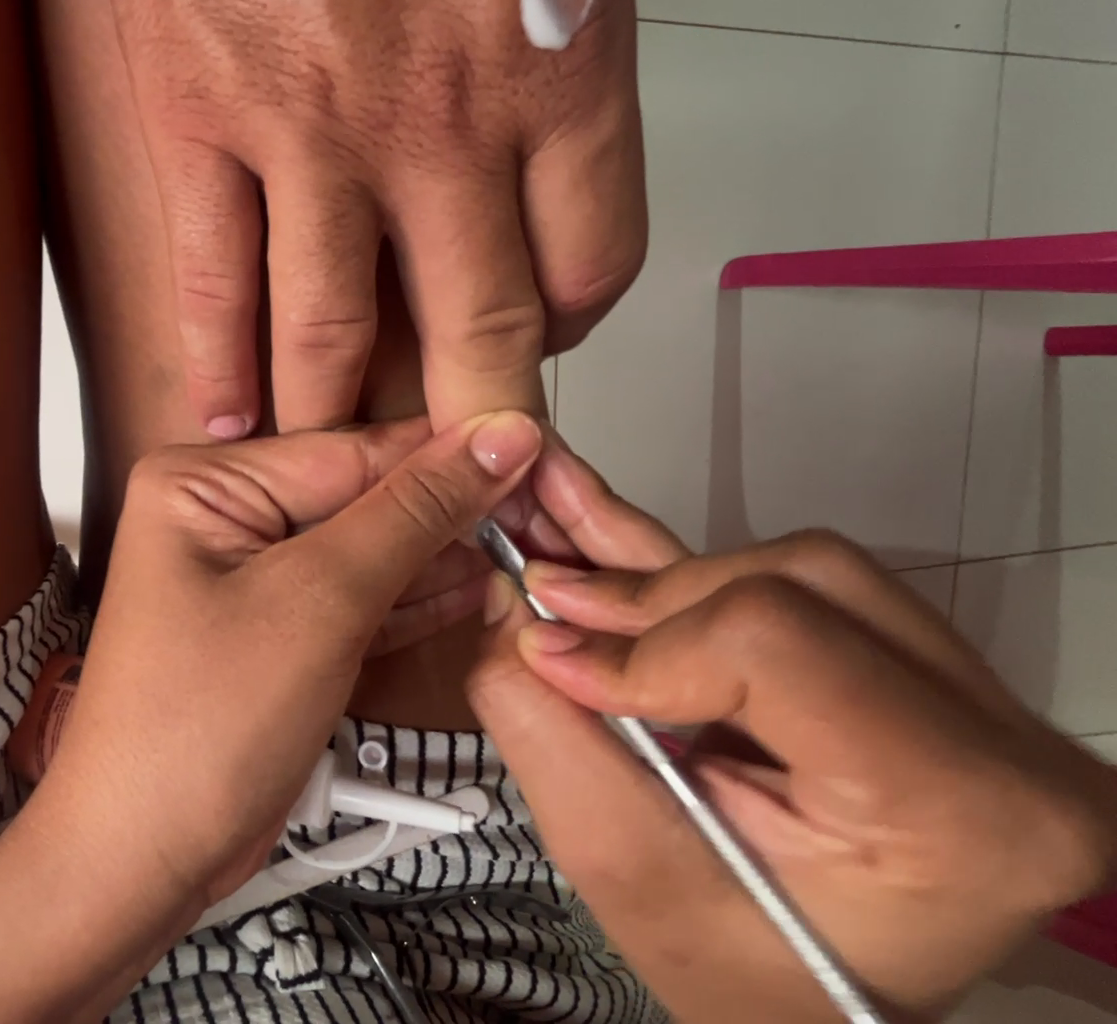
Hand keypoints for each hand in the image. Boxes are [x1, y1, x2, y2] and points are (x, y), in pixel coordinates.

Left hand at [0, 412, 543, 1022]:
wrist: (144, 855)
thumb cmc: (196, 730)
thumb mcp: (318, 600)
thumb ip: (409, 516)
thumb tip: (490, 441)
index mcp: (200, 481)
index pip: (348, 449)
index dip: (444, 457)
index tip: (532, 450)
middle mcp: (216, 517)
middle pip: (354, 497)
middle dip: (439, 515)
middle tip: (532, 517)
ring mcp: (242, 577)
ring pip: (359, 551)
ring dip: (431, 562)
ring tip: (512, 556)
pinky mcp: (268, 630)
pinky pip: (346, 599)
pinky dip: (401, 603)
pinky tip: (462, 594)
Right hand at [95, 0, 644, 437]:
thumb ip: (551, 65)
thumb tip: (523, 185)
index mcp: (548, 62)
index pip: (587, 260)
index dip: (562, 334)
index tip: (530, 353)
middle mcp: (435, 121)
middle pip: (475, 326)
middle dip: (465, 420)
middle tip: (450, 473)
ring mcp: (308, 133)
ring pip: (330, 330)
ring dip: (329, 412)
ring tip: (323, 458)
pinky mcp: (199, 124)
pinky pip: (214, 280)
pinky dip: (219, 362)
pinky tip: (225, 413)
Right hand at [466, 442, 1116, 1021]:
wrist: (805, 996)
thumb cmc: (727, 964)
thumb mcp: (614, 860)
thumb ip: (541, 725)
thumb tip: (507, 607)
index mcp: (955, 807)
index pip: (773, 641)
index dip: (640, 644)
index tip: (553, 667)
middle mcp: (1000, 735)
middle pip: (791, 582)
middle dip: (644, 598)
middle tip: (548, 610)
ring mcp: (972, 694)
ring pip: (790, 566)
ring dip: (661, 580)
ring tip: (565, 587)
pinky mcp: (920, 668)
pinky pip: (796, 584)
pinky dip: (688, 566)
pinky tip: (602, 529)